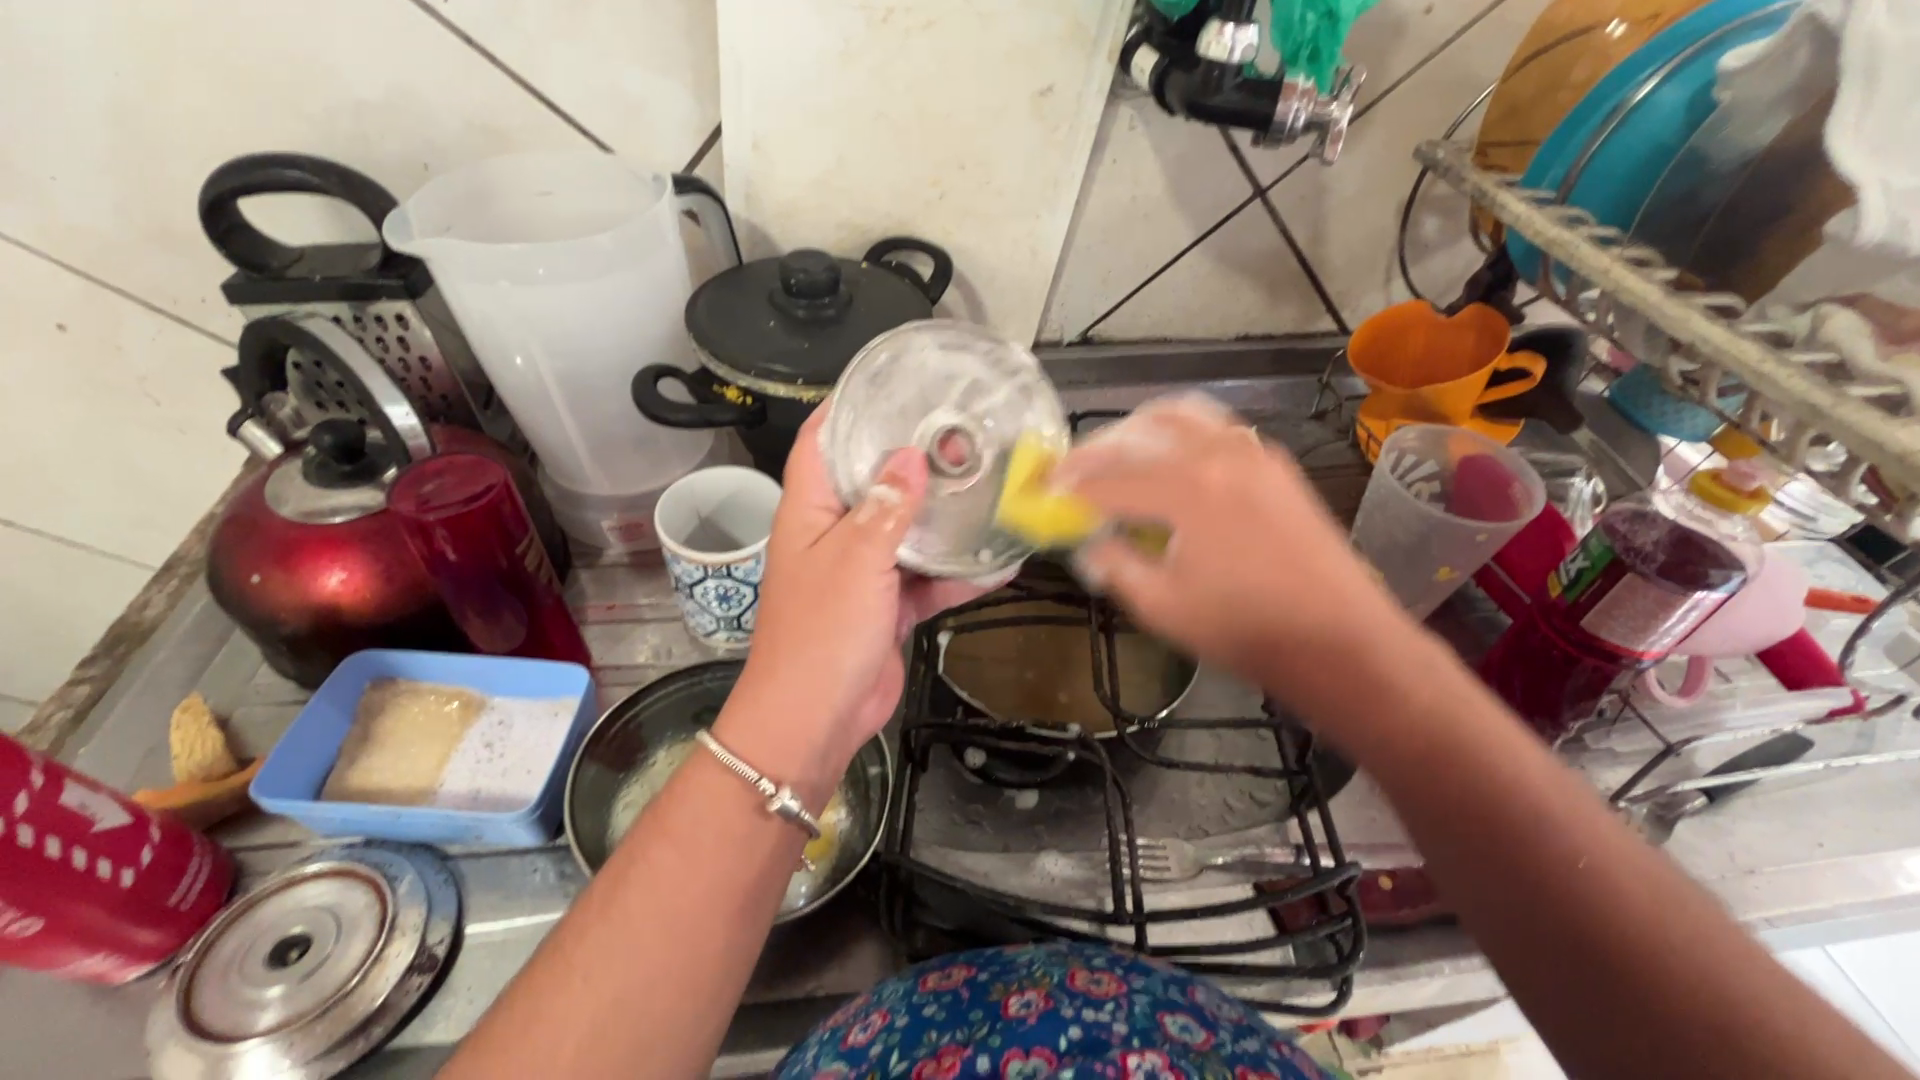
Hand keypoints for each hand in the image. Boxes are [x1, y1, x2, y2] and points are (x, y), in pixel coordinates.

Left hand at [727, 407, 1001, 775]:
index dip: (846, 408)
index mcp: (810, 511)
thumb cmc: (820, 634)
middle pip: (872, 483)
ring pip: (907, 532)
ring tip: (988, 488)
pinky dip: (958, 576)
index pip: (821, 442)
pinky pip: (926, 581)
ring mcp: (862, 573)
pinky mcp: (886, 608)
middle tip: (960, 435)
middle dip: (912, 461)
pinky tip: (999, 562)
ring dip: (943, 519)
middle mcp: (834, 534)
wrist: (815, 720)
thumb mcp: (855, 560)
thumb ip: (885, 507)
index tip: (887, 383)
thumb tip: (909, 457)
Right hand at [1055, 394, 1413, 698]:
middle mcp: (1218, 454)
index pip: (1109, 480)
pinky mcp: (1274, 463)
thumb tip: (1090, 544)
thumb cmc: (1246, 631)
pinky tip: (1168, 457)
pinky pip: (1215, 426)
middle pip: (1138, 435)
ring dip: (1136, 428)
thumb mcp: (1163, 607)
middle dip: (1094, 451)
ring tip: (1112, 450)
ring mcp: (1252, 452)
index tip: (1040, 494)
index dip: (1068, 489)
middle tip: (1067, 472)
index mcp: (1187, 490)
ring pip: (1179, 415)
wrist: (1340, 639)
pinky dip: (1179, 431)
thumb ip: (1116, 566)